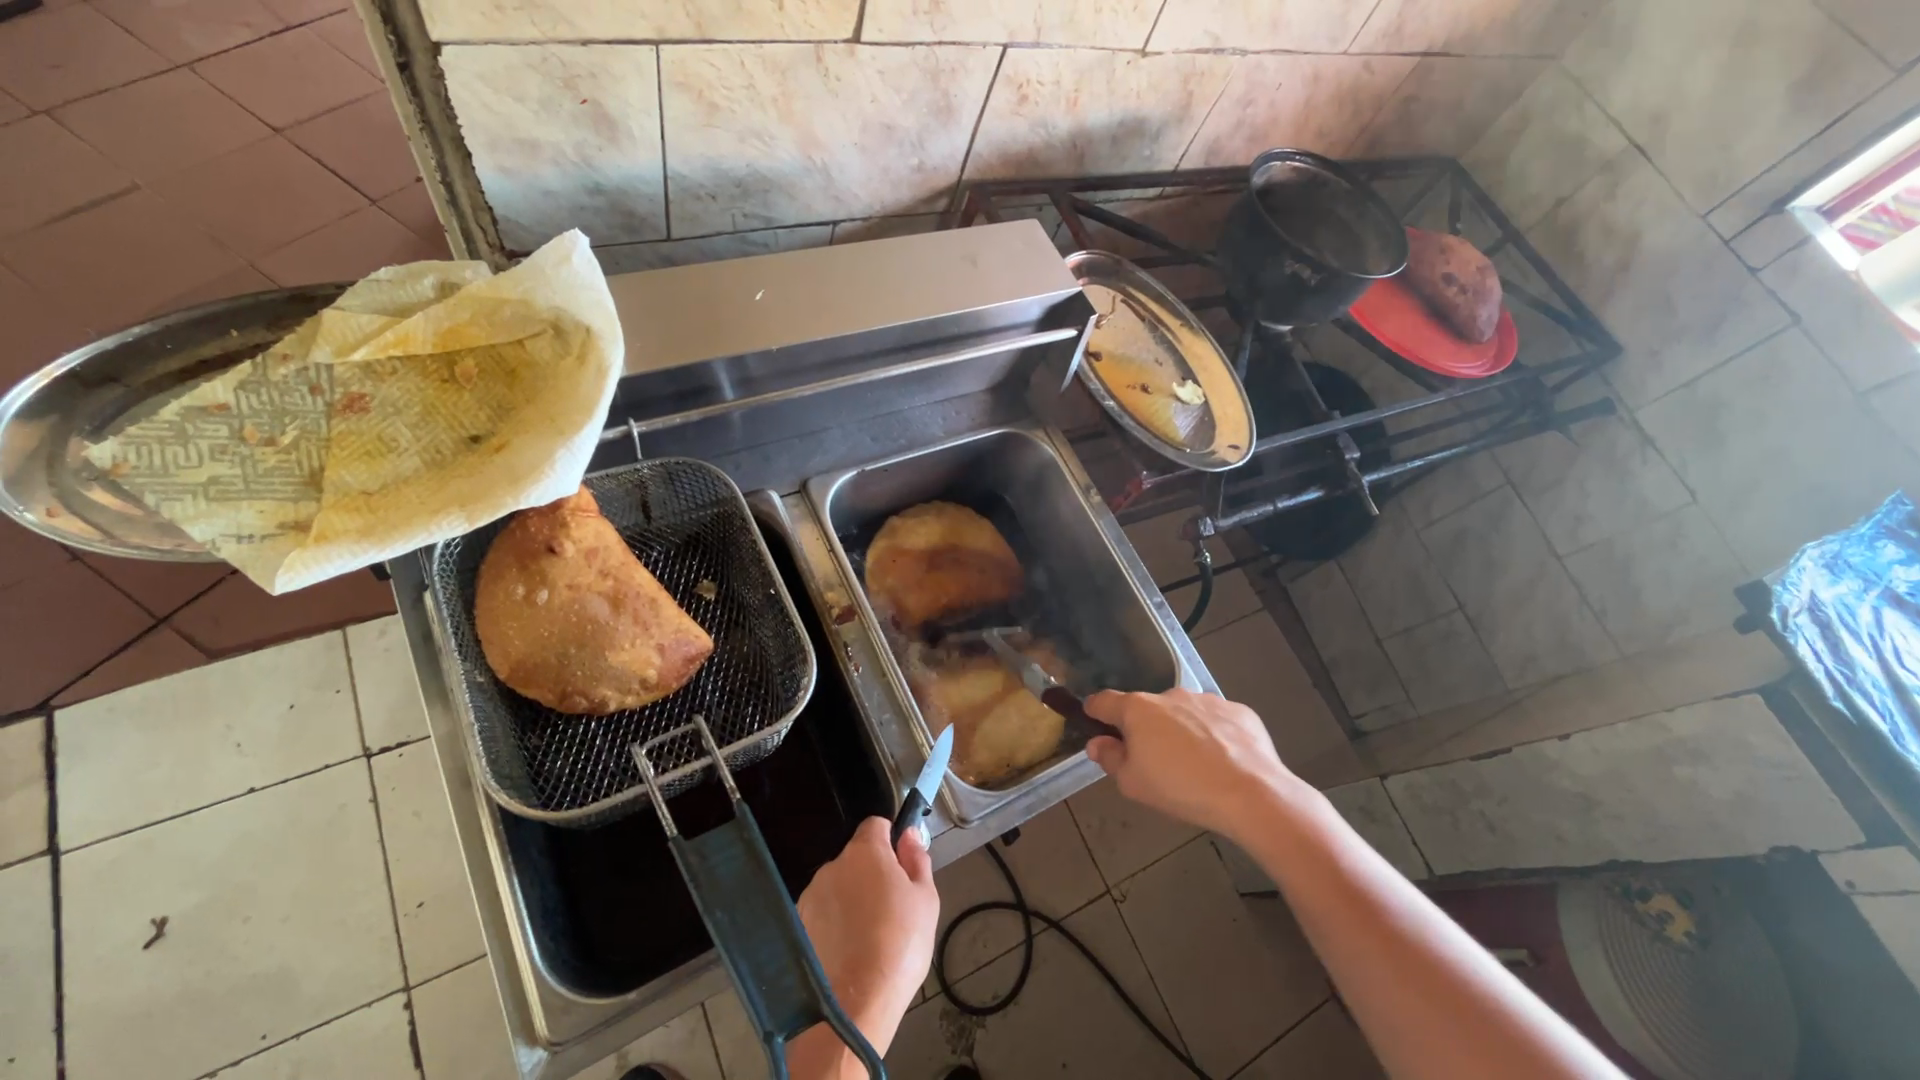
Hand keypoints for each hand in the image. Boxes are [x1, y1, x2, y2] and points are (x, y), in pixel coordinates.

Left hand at [788, 817, 938, 1072]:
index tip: (902, 864)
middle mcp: (832, 866)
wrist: (857, 1001)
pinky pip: (823, 912)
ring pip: (838, 886)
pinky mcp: (799, 924)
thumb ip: (916, 860)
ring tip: (870, 935)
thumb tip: (909, 834)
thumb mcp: (925, 899)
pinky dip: (835, 922)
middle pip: (856, 858)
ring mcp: (811, 895)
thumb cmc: (901, 944)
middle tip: (893, 907)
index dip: (890, 839)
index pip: (875, 825)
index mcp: (865, 852)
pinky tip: (849, 949)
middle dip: (872, 873)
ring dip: (852, 898)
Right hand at [1083, 688, 1302, 843]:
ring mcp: (1207, 700)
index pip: (1104, 701)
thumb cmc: (1180, 789)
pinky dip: (1214, 735)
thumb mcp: (1132, 783)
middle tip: (1154, 761)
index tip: (1094, 721)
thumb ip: (1110, 759)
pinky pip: (1217, 721)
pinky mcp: (1239, 710)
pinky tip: (1223, 761)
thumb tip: (1097, 743)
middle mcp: (1171, 695)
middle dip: (1145, 729)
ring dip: (1181, 731)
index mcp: (1138, 710)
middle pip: (1147, 709)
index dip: (1095, 711)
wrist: (1250, 793)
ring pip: (1184, 713)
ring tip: (1194, 765)